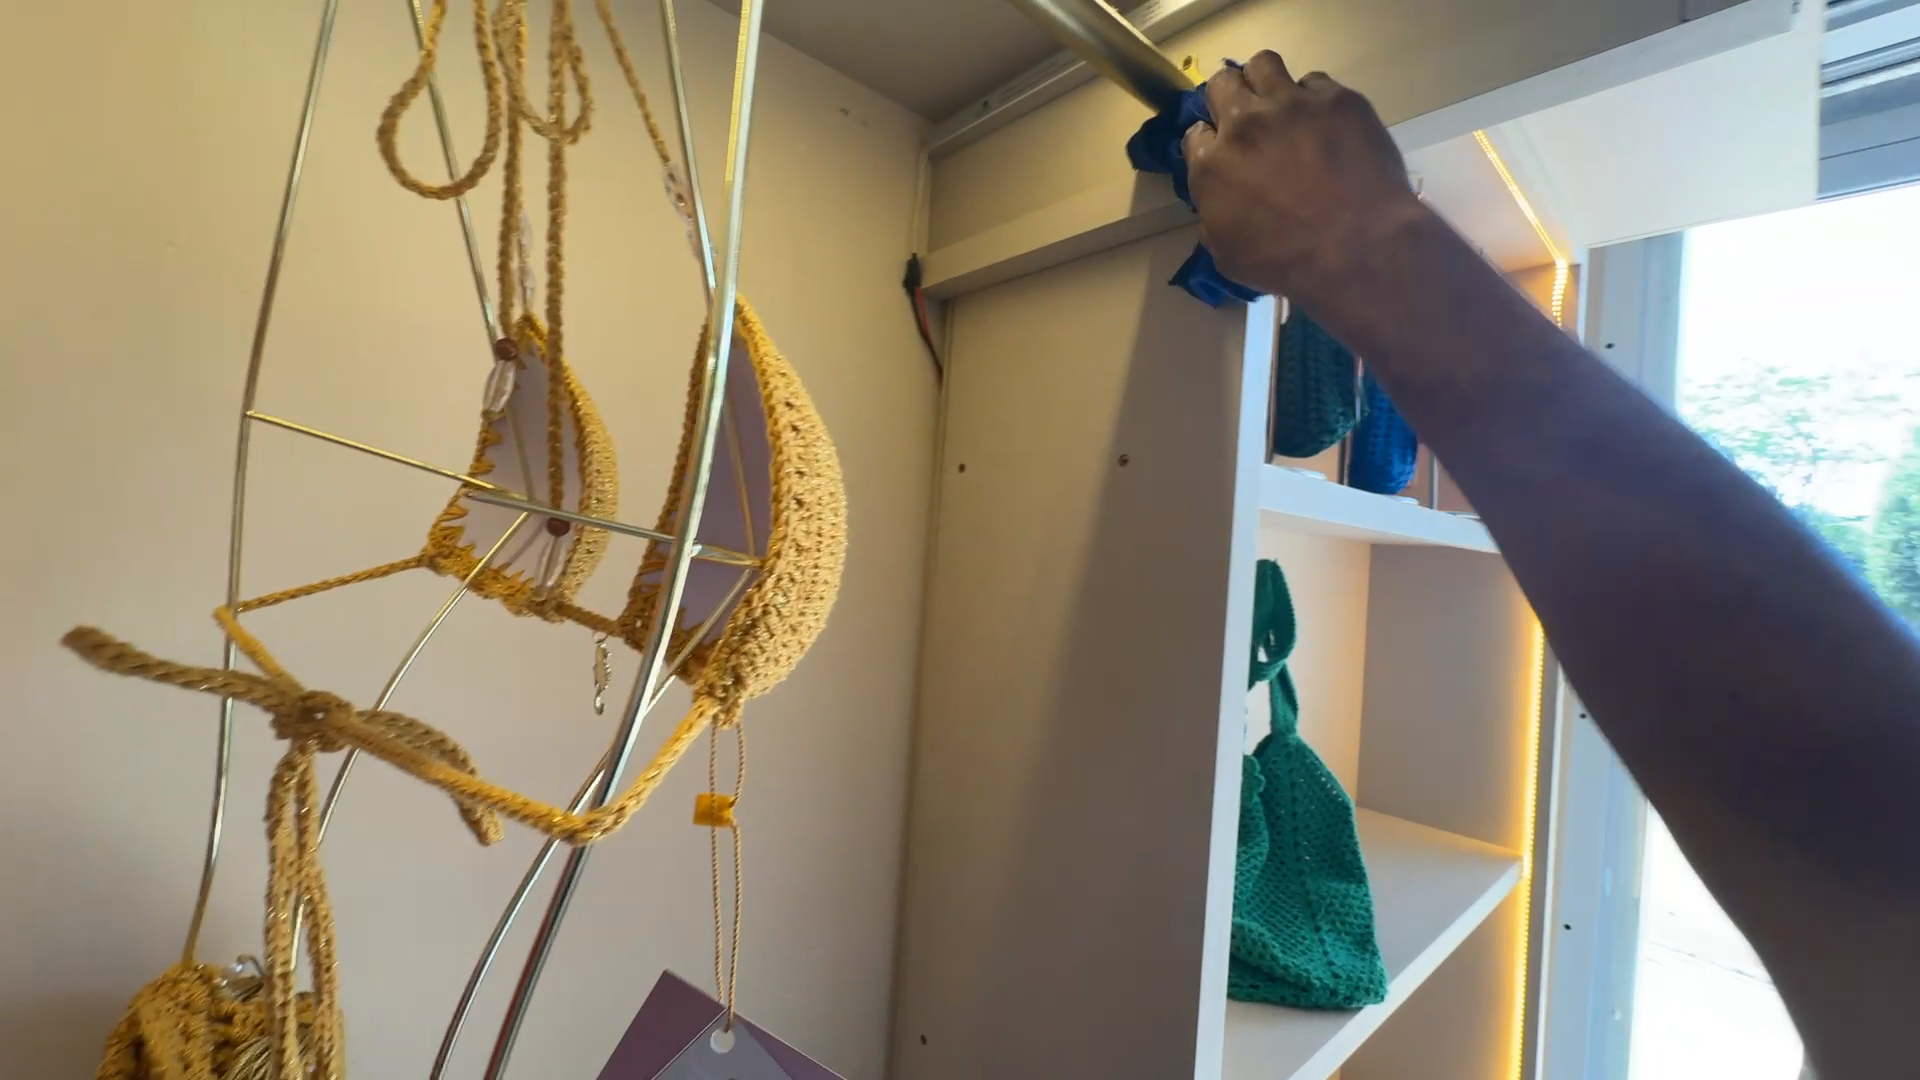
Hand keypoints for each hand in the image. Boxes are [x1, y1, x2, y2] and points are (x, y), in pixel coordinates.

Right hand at [1182, 52, 1425, 304]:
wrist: (1353, 245)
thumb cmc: (1281, 261)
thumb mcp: (1226, 255)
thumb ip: (1213, 219)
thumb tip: (1217, 206)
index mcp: (1211, 165)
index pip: (1194, 134)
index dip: (1206, 144)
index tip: (1218, 156)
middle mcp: (1245, 124)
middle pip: (1222, 84)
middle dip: (1226, 100)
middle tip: (1242, 122)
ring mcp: (1292, 105)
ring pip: (1263, 65)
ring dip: (1263, 84)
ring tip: (1276, 108)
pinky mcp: (1336, 99)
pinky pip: (1314, 83)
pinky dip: (1311, 99)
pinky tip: (1320, 124)